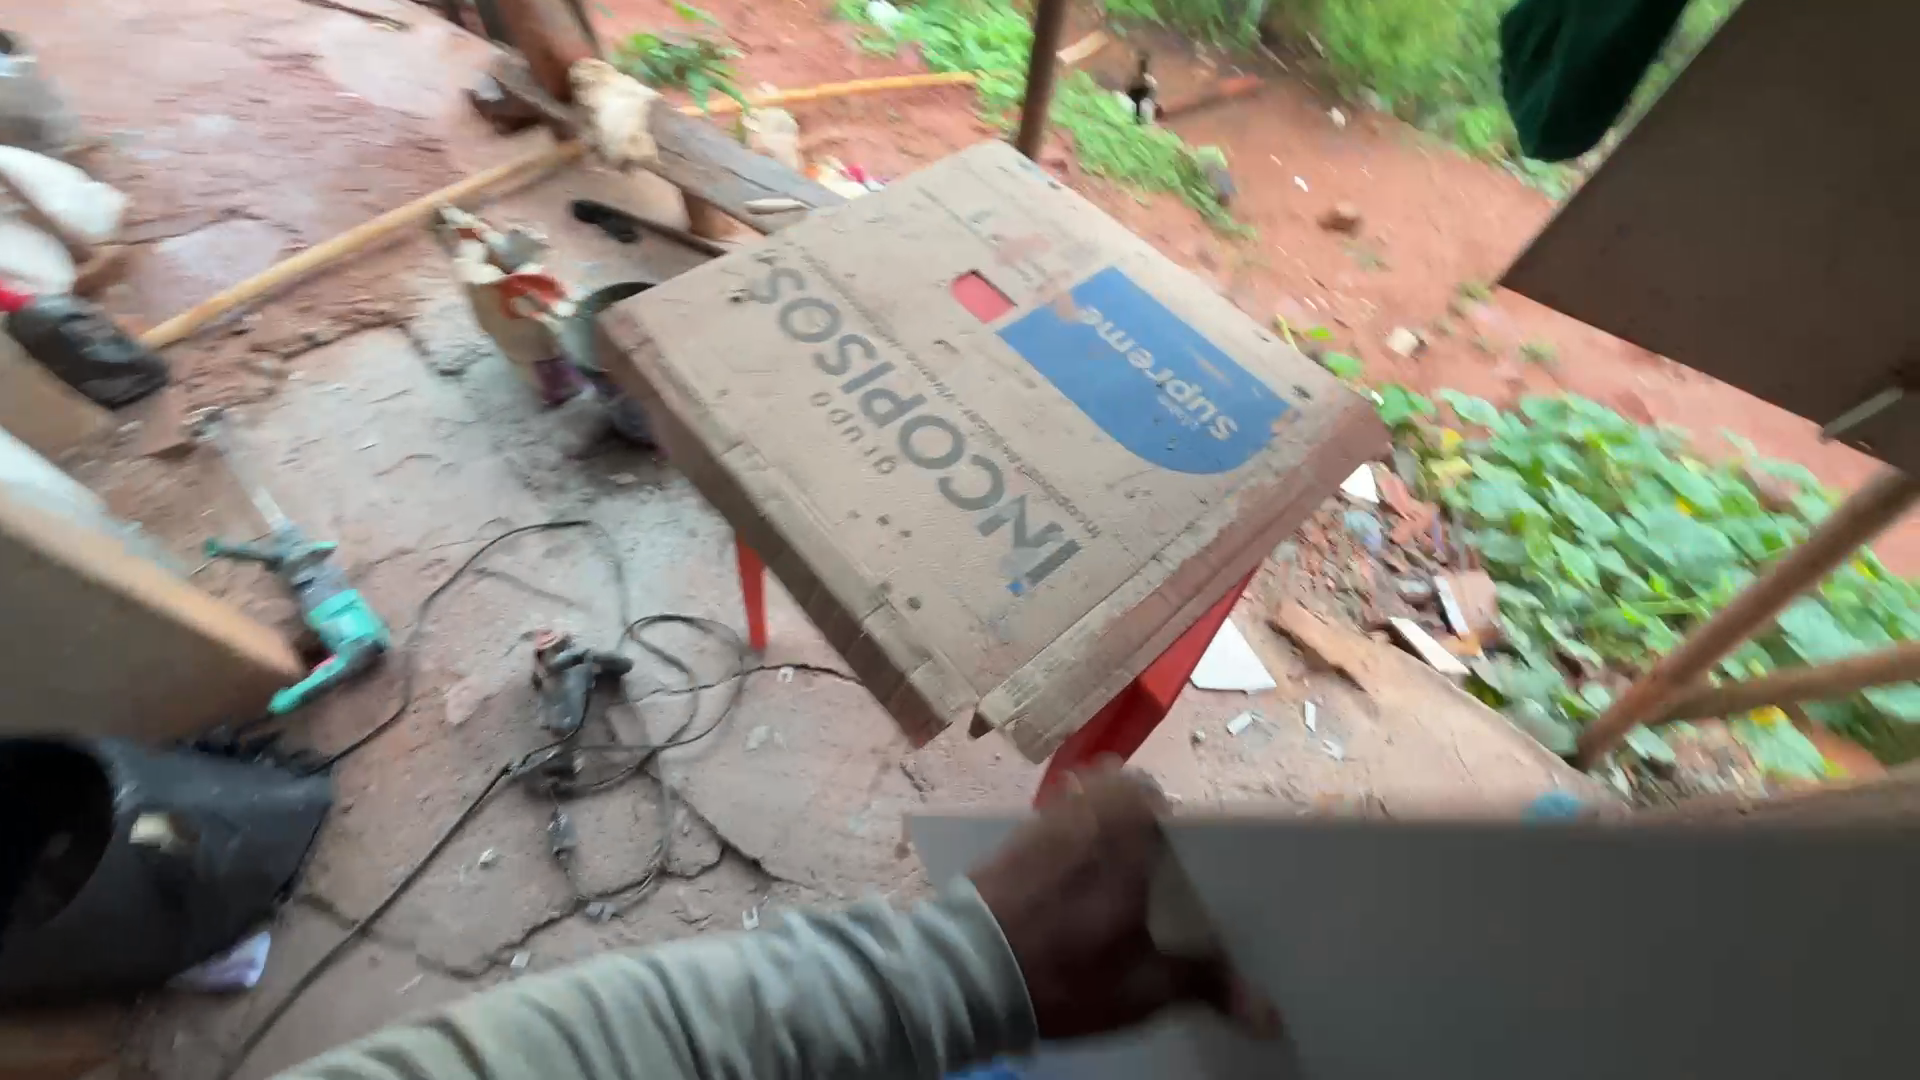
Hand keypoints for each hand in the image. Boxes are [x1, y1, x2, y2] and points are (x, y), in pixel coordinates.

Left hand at [968, 766, 1274, 1040]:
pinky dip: (1071, 817)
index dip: (1170, 810)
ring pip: (1084, 787)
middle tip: (1150, 843)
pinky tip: (1073, 862)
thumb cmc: (1064, 971)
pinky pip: (1055, 805)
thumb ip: (1204, 985)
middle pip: (1118, 779)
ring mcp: (1046, 818)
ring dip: (1102, 803)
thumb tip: (1269, 1012)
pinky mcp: (1018, 832)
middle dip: (1137, 801)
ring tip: (1114, 849)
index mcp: (1125, 841)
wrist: (972, 966)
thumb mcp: (1140, 989)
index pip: (1154, 794)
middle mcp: (1086, 815)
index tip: (1180, 839)